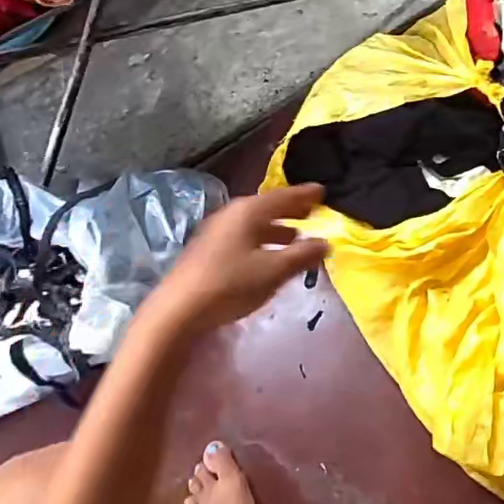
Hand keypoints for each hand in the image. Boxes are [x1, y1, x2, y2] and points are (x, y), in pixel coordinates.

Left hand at [143, 184, 330, 331]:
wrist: (177, 313)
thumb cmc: (230, 285)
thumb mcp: (274, 271)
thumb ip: (303, 255)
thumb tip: (326, 243)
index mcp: (249, 212)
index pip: (284, 197)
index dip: (305, 195)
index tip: (323, 191)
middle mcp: (232, 215)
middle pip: (267, 207)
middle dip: (290, 210)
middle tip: (312, 211)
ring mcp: (216, 232)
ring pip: (254, 223)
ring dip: (276, 227)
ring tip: (295, 235)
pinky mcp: (208, 251)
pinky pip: (244, 236)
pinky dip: (262, 238)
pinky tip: (268, 254)